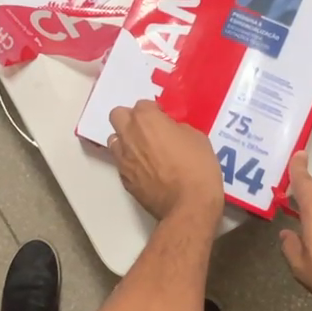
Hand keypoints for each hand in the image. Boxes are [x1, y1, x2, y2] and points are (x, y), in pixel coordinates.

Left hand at [108, 101, 222, 222]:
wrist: (188, 206)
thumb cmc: (197, 168)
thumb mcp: (196, 137)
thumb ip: (176, 127)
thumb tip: (169, 129)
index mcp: (146, 120)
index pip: (142, 104)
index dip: (154, 111)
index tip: (165, 119)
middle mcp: (129, 135)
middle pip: (117, 115)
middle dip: (130, 119)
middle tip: (148, 129)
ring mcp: (123, 158)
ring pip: (114, 139)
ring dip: (126, 140)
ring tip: (144, 150)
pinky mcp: (123, 179)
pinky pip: (121, 162)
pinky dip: (130, 162)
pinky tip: (146, 170)